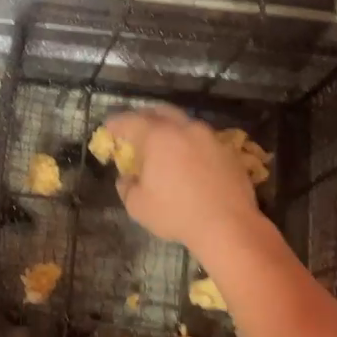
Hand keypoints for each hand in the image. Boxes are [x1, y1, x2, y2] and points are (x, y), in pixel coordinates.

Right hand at [103, 105, 260, 249]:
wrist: (227, 224)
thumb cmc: (175, 214)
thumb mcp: (137, 205)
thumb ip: (126, 186)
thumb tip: (127, 178)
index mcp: (158, 138)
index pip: (131, 121)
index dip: (116, 124)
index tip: (108, 129)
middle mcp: (185, 130)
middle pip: (161, 112)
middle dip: (144, 117)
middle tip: (134, 130)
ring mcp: (210, 138)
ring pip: (185, 124)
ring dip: (170, 131)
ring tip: (162, 147)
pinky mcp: (228, 151)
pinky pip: (202, 141)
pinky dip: (189, 145)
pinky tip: (187, 162)